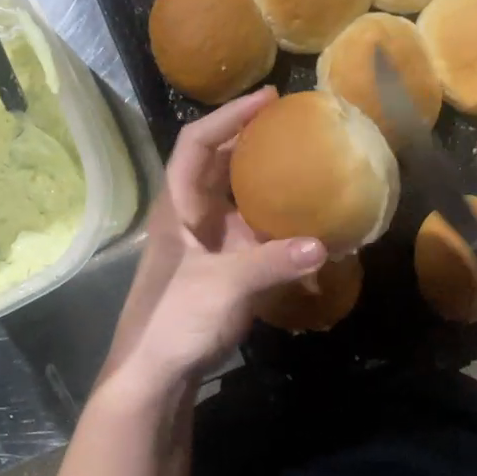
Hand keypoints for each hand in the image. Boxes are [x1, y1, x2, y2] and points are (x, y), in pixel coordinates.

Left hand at [100, 89, 326, 387]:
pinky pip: (248, 235)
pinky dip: (275, 227)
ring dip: (265, 184)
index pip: (196, 143)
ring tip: (307, 167)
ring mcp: (203, 245)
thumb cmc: (174, 320)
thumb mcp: (225, 287)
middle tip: (295, 127)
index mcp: (177, 207)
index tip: (267, 100)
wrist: (151, 375)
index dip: (228, 116)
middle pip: (217, 165)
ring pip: (234, 200)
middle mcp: (189, 218)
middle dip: (251, 141)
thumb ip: (273, 263)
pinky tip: (307, 229)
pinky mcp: (217, 270)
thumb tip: (326, 245)